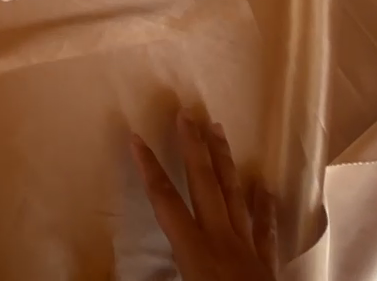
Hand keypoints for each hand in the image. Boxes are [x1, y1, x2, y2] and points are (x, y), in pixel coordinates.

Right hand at [131, 112, 276, 280]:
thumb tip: (108, 273)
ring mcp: (247, 250)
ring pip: (234, 195)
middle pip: (204, 184)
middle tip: (187, 112)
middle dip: (193, 147)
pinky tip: (263, 184)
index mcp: (194, 252)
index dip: (148, 167)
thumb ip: (154, 276)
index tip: (135, 136)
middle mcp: (220, 241)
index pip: (164, 201)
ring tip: (218, 128)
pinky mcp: (267, 265)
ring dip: (224, 160)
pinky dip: (264, 205)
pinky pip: (265, 229)